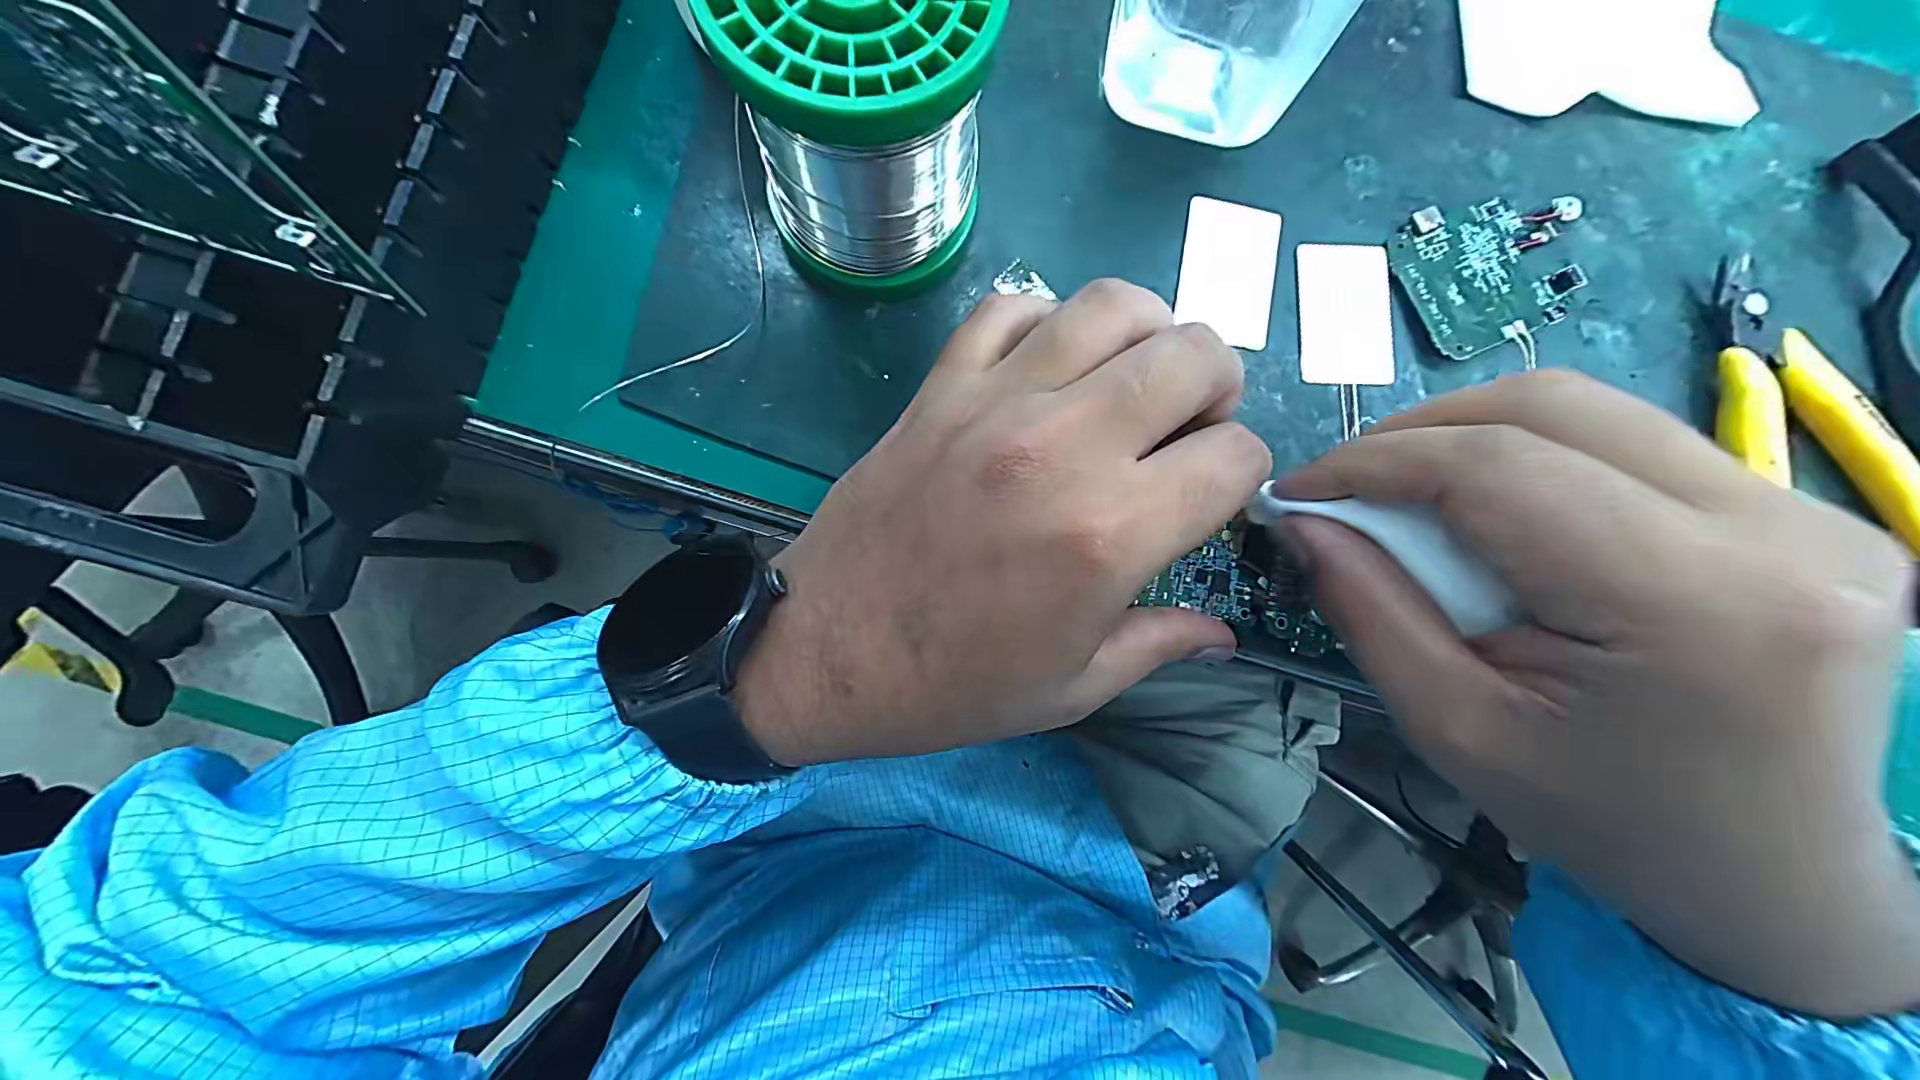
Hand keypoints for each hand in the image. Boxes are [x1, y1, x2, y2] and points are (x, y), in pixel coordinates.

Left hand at [733, 280, 1271, 765]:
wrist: (827, 651)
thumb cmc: (951, 684)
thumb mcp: (1071, 687)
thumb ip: (1160, 643)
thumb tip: (1223, 633)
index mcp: (1111, 533)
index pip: (1235, 454)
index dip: (1241, 474)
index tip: (1210, 496)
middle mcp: (1063, 447)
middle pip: (1194, 354)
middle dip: (1215, 390)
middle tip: (1183, 432)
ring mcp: (994, 404)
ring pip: (1112, 306)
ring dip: (1147, 336)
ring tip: (1128, 384)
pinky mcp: (939, 389)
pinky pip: (1009, 307)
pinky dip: (1046, 321)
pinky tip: (1046, 368)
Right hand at [1280, 371, 1919, 1018]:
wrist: (1769, 883)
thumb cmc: (1596, 819)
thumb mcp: (1450, 726)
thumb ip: (1368, 609)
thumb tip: (1302, 520)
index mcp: (1692, 602)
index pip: (1497, 468)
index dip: (1375, 463)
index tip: (1298, 490)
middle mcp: (1777, 531)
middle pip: (1551, 406)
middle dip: (1417, 433)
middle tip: (1344, 485)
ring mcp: (1804, 512)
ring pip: (1589, 410)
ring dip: (1466, 436)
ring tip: (1400, 493)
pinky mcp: (1795, 513)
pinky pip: (1623, 443)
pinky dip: (1523, 456)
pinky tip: (1481, 510)